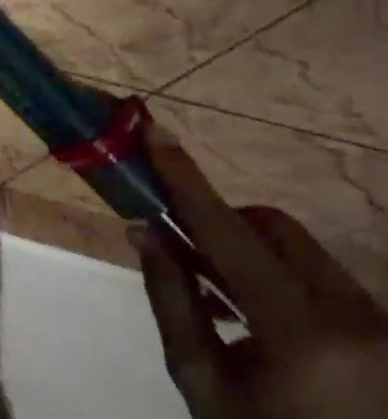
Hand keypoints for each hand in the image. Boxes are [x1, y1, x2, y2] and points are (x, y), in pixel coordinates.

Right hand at [135, 132, 387, 418]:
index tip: (154, 131)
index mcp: (302, 329)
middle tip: (177, 244)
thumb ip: (171, 298)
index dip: (185, 179)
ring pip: (301, 254)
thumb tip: (145, 231)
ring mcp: (384, 326)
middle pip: (273, 229)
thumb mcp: (200, 377)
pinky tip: (254, 319)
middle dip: (219, 223)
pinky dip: (279, 282)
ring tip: (216, 295)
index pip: (228, 233)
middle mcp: (358, 317)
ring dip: (248, 255)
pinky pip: (324, 282)